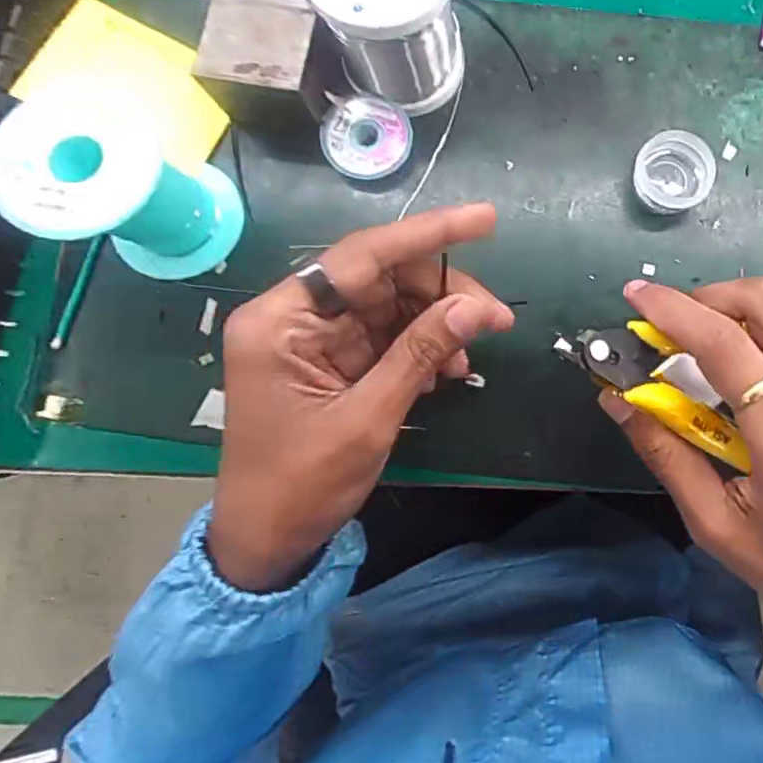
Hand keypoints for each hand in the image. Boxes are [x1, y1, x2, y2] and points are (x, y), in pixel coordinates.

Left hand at [209, 204, 514, 591]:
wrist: (267, 542)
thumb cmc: (302, 486)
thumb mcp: (367, 419)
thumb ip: (419, 354)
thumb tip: (474, 308)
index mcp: (280, 320)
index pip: (362, 256)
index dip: (427, 234)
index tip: (485, 220)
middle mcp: (292, 315)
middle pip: (378, 277)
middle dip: (440, 292)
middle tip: (495, 318)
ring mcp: (310, 337)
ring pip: (386, 304)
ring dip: (433, 323)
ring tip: (466, 359)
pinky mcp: (327, 359)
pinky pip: (381, 334)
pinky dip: (417, 345)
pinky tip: (443, 368)